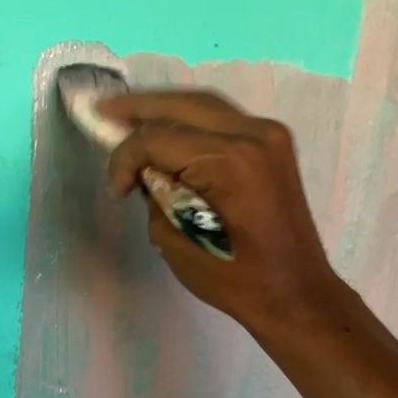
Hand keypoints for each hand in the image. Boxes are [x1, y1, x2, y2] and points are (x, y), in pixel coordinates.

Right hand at [101, 91, 342, 332]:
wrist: (294, 292)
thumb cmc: (235, 280)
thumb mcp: (177, 243)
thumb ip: (157, 197)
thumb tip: (149, 173)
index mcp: (229, 162)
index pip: (158, 138)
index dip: (126, 158)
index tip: (116, 190)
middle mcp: (252, 135)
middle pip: (181, 106)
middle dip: (138, 109)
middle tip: (103, 111)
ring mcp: (268, 135)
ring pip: (203, 105)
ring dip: (164, 109)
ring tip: (127, 113)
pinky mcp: (273, 144)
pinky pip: (222, 119)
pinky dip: (190, 121)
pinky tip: (167, 130)